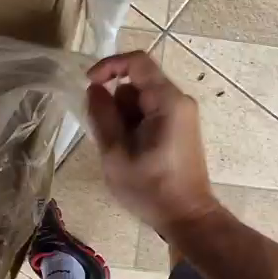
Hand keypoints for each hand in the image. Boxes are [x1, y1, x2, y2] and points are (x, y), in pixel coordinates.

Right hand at [85, 50, 220, 232]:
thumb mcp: (116, 154)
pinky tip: (131, 152)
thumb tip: (94, 89)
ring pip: (142, 98)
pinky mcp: (180, 127)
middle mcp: (179, 100)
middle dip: (116, 102)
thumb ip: (102, 116)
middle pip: (138, 82)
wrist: (188, 217)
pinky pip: (151, 112)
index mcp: (168, 101)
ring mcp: (182, 114)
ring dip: (124, 116)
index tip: (88, 84)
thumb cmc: (152, 189)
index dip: (109, 65)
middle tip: (107, 136)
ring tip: (121, 150)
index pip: (137, 61)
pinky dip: (135, 124)